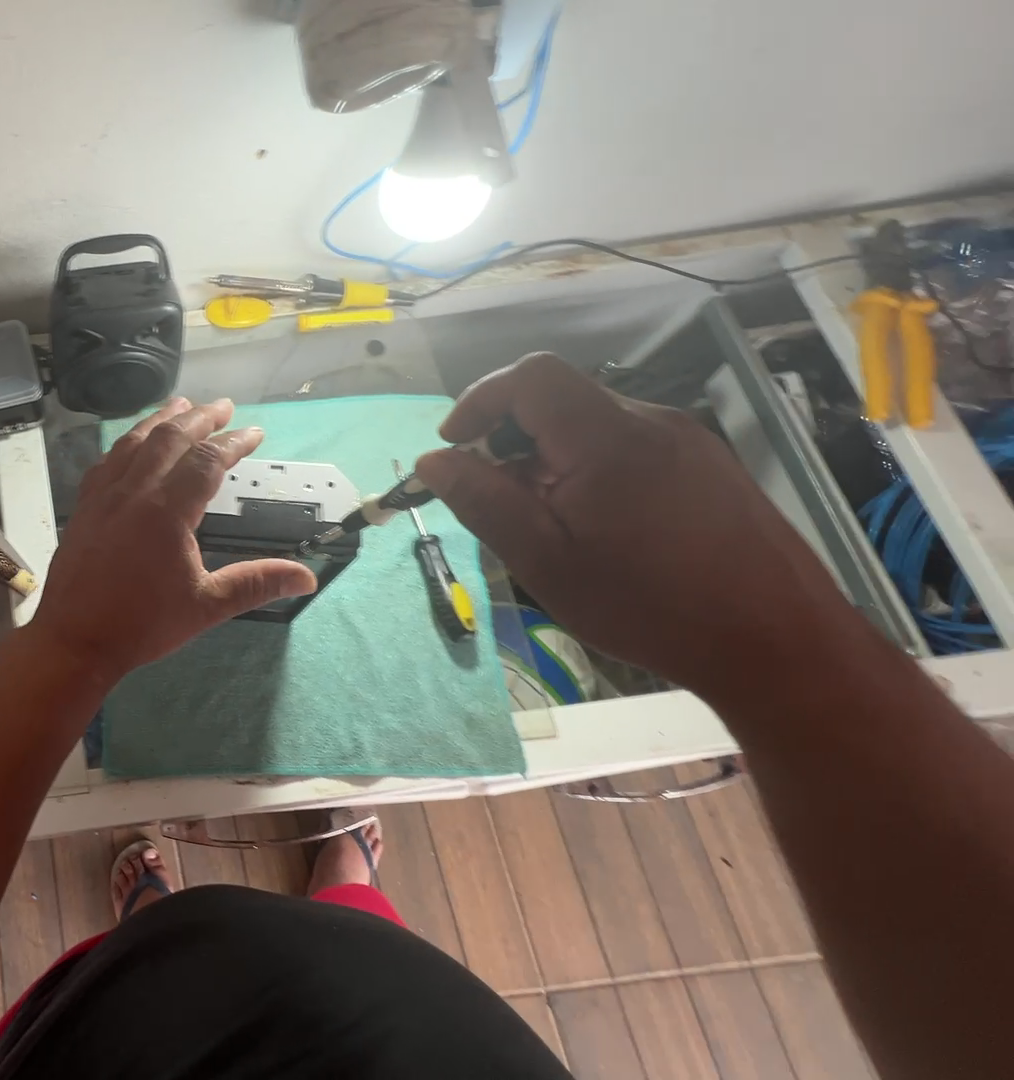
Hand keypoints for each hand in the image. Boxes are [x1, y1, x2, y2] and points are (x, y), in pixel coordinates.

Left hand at [30, 398, 317, 675]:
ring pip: (132, 443)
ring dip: (159, 420)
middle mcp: (133, 493)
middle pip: (168, 439)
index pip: (206, 462)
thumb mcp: (206, 606)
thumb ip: (255, 583)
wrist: (74, 639)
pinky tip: (130, 444)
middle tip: (222, 405)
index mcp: (167, 511)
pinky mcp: (82, 508)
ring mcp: (102, 497)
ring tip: (179, 404)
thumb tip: (307, 576)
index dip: (233, 442)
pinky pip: (106, 462)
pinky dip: (125, 444)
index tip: (255, 431)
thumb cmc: (142, 624)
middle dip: (198, 418)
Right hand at [415, 353, 856, 694]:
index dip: (480, 400)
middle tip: (495, 499)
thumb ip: (482, 501)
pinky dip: (586, 468)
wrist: (778, 642)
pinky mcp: (706, 465)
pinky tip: (595, 524)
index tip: (455, 447)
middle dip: (509, 437)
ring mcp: (687, 441)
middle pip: (559, 399)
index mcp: (607, 439)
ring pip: (591, 425)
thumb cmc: (646, 605)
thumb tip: (433, 460)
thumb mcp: (542, 560)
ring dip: (547, 457)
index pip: (530, 376)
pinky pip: (626, 445)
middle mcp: (650, 423)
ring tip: (544, 521)